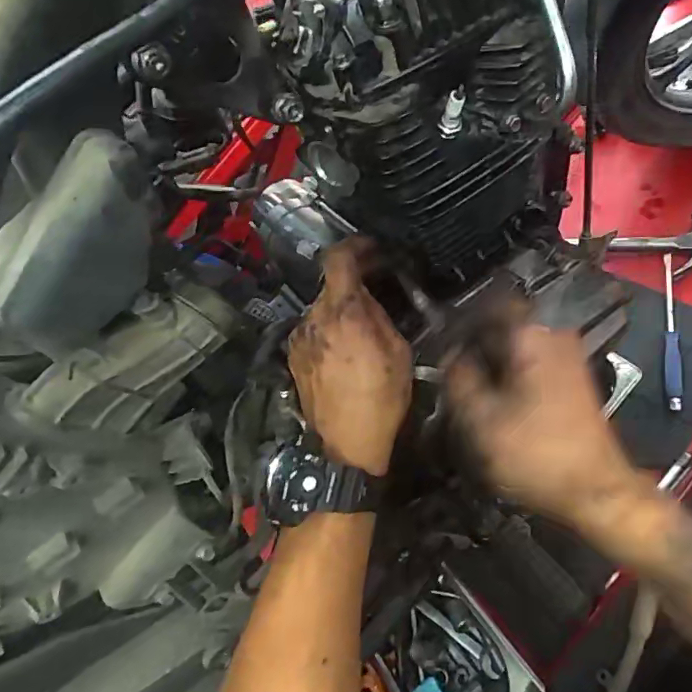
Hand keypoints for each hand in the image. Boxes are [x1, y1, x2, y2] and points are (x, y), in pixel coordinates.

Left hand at [288, 240, 412, 474]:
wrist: (346, 446)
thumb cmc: (381, 400)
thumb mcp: (399, 352)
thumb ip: (381, 316)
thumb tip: (371, 300)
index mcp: (344, 312)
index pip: (339, 258)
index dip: (356, 246)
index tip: (372, 249)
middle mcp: (314, 319)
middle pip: (331, 285)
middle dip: (355, 284)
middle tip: (378, 292)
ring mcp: (299, 339)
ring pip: (321, 309)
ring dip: (342, 310)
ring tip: (364, 329)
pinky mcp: (293, 358)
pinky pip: (313, 331)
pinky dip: (329, 330)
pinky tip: (346, 350)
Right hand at [445, 320, 645, 527]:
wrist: (596, 490)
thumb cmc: (541, 455)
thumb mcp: (484, 422)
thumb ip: (459, 381)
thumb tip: (450, 358)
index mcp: (533, 336)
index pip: (489, 303)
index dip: (461, 320)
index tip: (443, 340)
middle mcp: (555, 336)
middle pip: (503, 324)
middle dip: (476, 343)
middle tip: (452, 366)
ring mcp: (569, 356)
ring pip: (517, 345)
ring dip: (493, 360)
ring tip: (469, 383)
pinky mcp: (573, 378)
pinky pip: (532, 361)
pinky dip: (511, 373)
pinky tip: (495, 398)